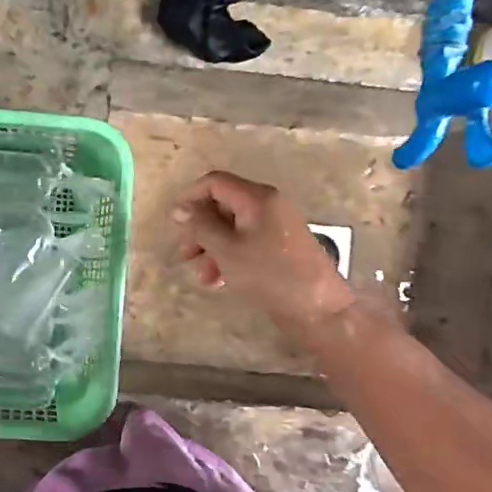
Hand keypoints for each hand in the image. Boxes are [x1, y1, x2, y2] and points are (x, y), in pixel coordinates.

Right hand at [172, 170, 353, 328]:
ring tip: (204, 277)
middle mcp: (268, 204)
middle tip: (186, 255)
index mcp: (257, 198)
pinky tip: (219, 280)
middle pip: (222, 205)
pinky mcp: (279, 245)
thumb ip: (200, 225)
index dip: (190, 198)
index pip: (214, 182)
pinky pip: (245, 241)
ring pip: (231, 227)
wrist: (316, 308)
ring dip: (211, 248)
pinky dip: (228, 256)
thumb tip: (180, 208)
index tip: (174, 224)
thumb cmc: (268, 275)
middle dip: (200, 229)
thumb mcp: (225, 250)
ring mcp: (276, 225)